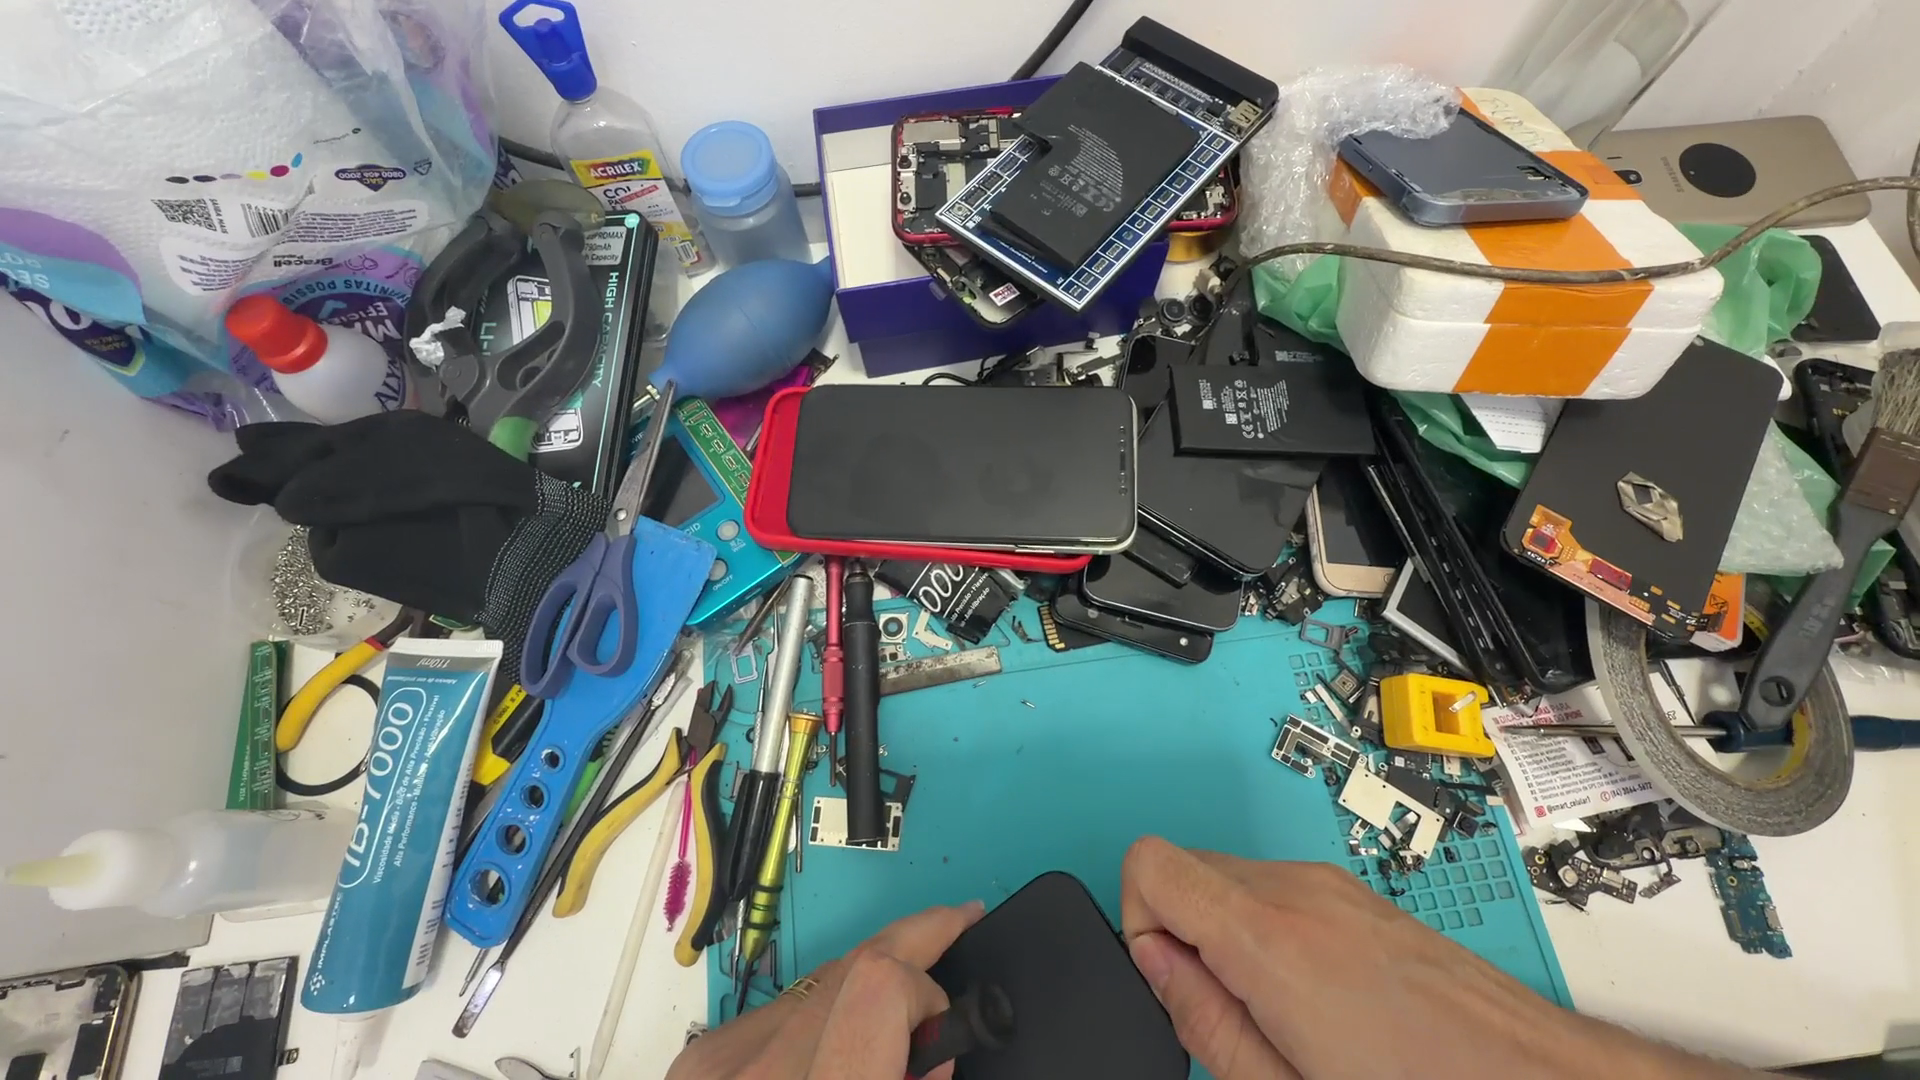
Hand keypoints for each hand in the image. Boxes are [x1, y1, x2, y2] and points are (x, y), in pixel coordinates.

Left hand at [667, 901, 983, 1079]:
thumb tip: (932, 1048)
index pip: (878, 987)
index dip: (928, 988)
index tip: (950, 1016)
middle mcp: (760, 1076)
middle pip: (854, 963)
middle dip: (914, 943)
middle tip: (958, 922)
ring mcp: (719, 1062)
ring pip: (823, 976)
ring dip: (869, 980)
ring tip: (899, 999)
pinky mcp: (699, 1056)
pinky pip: (785, 1005)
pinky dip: (825, 1011)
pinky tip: (836, 1038)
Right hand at [1120, 837, 1758, 1079]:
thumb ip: (1201, 1016)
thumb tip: (1151, 956)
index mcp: (1268, 936)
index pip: (1149, 862)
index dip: (1141, 922)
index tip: (1176, 981)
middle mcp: (1295, 887)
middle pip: (1183, 867)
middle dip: (1181, 932)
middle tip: (1234, 1013)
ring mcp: (1329, 883)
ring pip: (1225, 877)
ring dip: (1222, 932)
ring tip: (1281, 1013)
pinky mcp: (1353, 892)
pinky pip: (1270, 888)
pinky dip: (1262, 927)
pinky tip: (1313, 995)